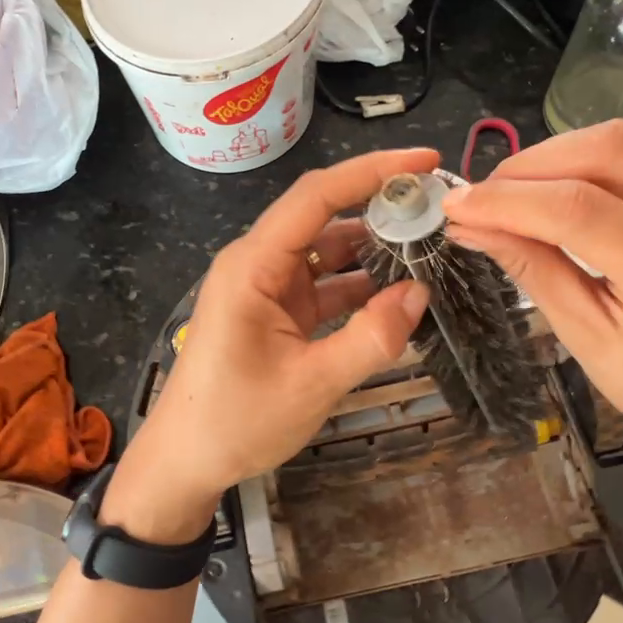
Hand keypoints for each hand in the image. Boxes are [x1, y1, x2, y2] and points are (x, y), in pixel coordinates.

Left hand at [108, 149, 436, 541]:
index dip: (370, 171)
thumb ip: (371, 338)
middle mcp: (257, 263)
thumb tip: (421, 294)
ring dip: (372, 249)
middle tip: (436, 205)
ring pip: (326, 251)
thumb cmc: (237, 421)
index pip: (316, 196)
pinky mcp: (274, 311)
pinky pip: (321, 284)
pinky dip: (357, 285)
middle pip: (322, 216)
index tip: (423, 161)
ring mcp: (265, 287)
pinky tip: (398, 292)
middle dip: (378, 206)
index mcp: (254, 265)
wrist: (186, 461)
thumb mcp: (313, 384)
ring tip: (429, 246)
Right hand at [439, 121, 622, 470]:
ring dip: (556, 157)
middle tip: (485, 195)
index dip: (511, 200)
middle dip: (533, 164)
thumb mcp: (587, 340)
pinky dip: (584, 165)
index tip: (457, 206)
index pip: (585, 213)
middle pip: (614, 153)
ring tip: (513, 192)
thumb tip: (469, 223)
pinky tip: (554, 192)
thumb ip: (533, 270)